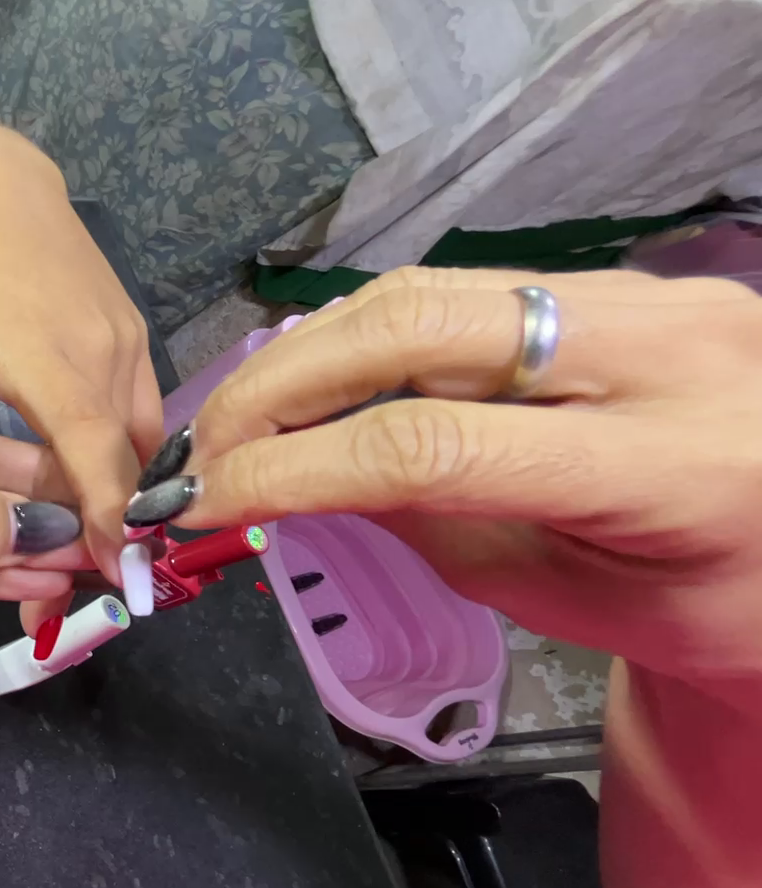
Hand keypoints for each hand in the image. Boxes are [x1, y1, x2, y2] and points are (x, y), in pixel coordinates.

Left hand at [0, 124, 163, 607]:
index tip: (110, 572)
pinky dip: (118, 452)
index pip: (89, 450)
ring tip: (82, 543)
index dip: (104, 516)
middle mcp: (98, 350)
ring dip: (117, 491)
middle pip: (123, 457)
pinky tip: (85, 481)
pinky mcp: (130, 330)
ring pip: (140, 437)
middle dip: (110, 524)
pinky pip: (137, 407)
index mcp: (39, 354)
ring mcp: (123, 338)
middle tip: (80, 581)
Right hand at [153, 267, 761, 674]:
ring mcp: (628, 294)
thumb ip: (413, 516)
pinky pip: (428, 293)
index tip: (197, 505)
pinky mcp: (591, 282)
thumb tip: (281, 473)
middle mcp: (658, 347)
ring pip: (402, 297)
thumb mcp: (544, 591)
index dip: (282, 472)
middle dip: (266, 395)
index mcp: (673, 465)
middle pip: (401, 335)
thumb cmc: (689, 605)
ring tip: (232, 424)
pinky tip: (299, 386)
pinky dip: (336, 339)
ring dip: (288, 361)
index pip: (423, 447)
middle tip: (198, 455)